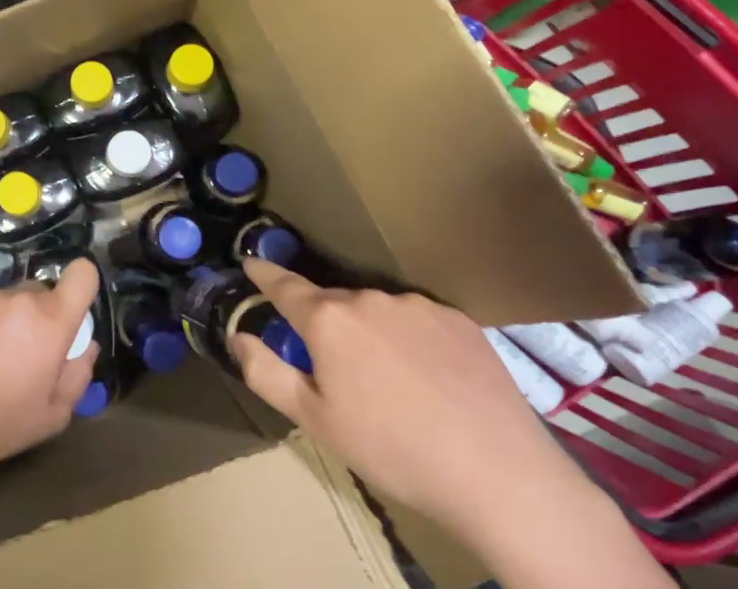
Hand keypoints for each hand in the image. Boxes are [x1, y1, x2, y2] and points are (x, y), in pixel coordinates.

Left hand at [0, 258, 99, 471]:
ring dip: (12, 318)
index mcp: (51, 322)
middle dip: (44, 316)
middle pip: (44, 292)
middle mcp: (19, 299)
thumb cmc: (0, 422)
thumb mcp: (55, 414)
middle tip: (29, 353)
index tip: (74, 310)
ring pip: (12, 299)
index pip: (81, 274)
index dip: (83, 284)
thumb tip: (86, 346)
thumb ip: (78, 374)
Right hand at [229, 259, 587, 532]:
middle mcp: (371, 299)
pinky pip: (418, 321)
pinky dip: (409, 340)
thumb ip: (266, 372)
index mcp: (329, 320)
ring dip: (369, 333)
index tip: (249, 263)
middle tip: (331, 367)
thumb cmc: (392, 450)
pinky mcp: (461, 321)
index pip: (284, 285)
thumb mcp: (314, 420)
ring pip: (377, 312)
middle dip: (324, 324)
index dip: (263, 274)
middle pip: (334, 303)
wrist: (498, 474)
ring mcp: (420, 307)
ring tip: (387, 382)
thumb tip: (238, 337)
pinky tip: (426, 380)